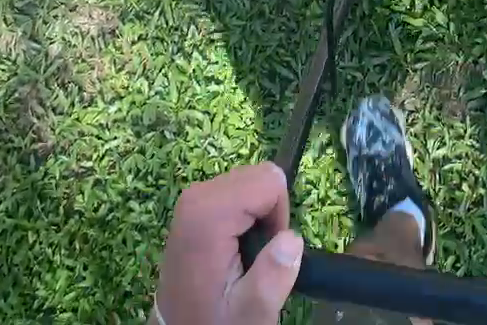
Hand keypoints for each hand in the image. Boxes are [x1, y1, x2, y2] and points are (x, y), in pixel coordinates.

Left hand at [155, 163, 305, 324]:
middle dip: (269, 211)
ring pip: (251, 180)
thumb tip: (291, 238)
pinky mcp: (195, 203)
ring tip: (245, 251)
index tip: (266, 250)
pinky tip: (235, 244)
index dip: (278, 215)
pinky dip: (247, 212)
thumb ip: (271, 278)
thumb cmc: (214, 321)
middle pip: (260, 176)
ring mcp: (194, 196)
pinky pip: (238, 189)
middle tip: (257, 253)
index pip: (270, 181)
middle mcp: (198, 194)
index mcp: (209, 213)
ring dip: (258, 212)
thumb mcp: (249, 313)